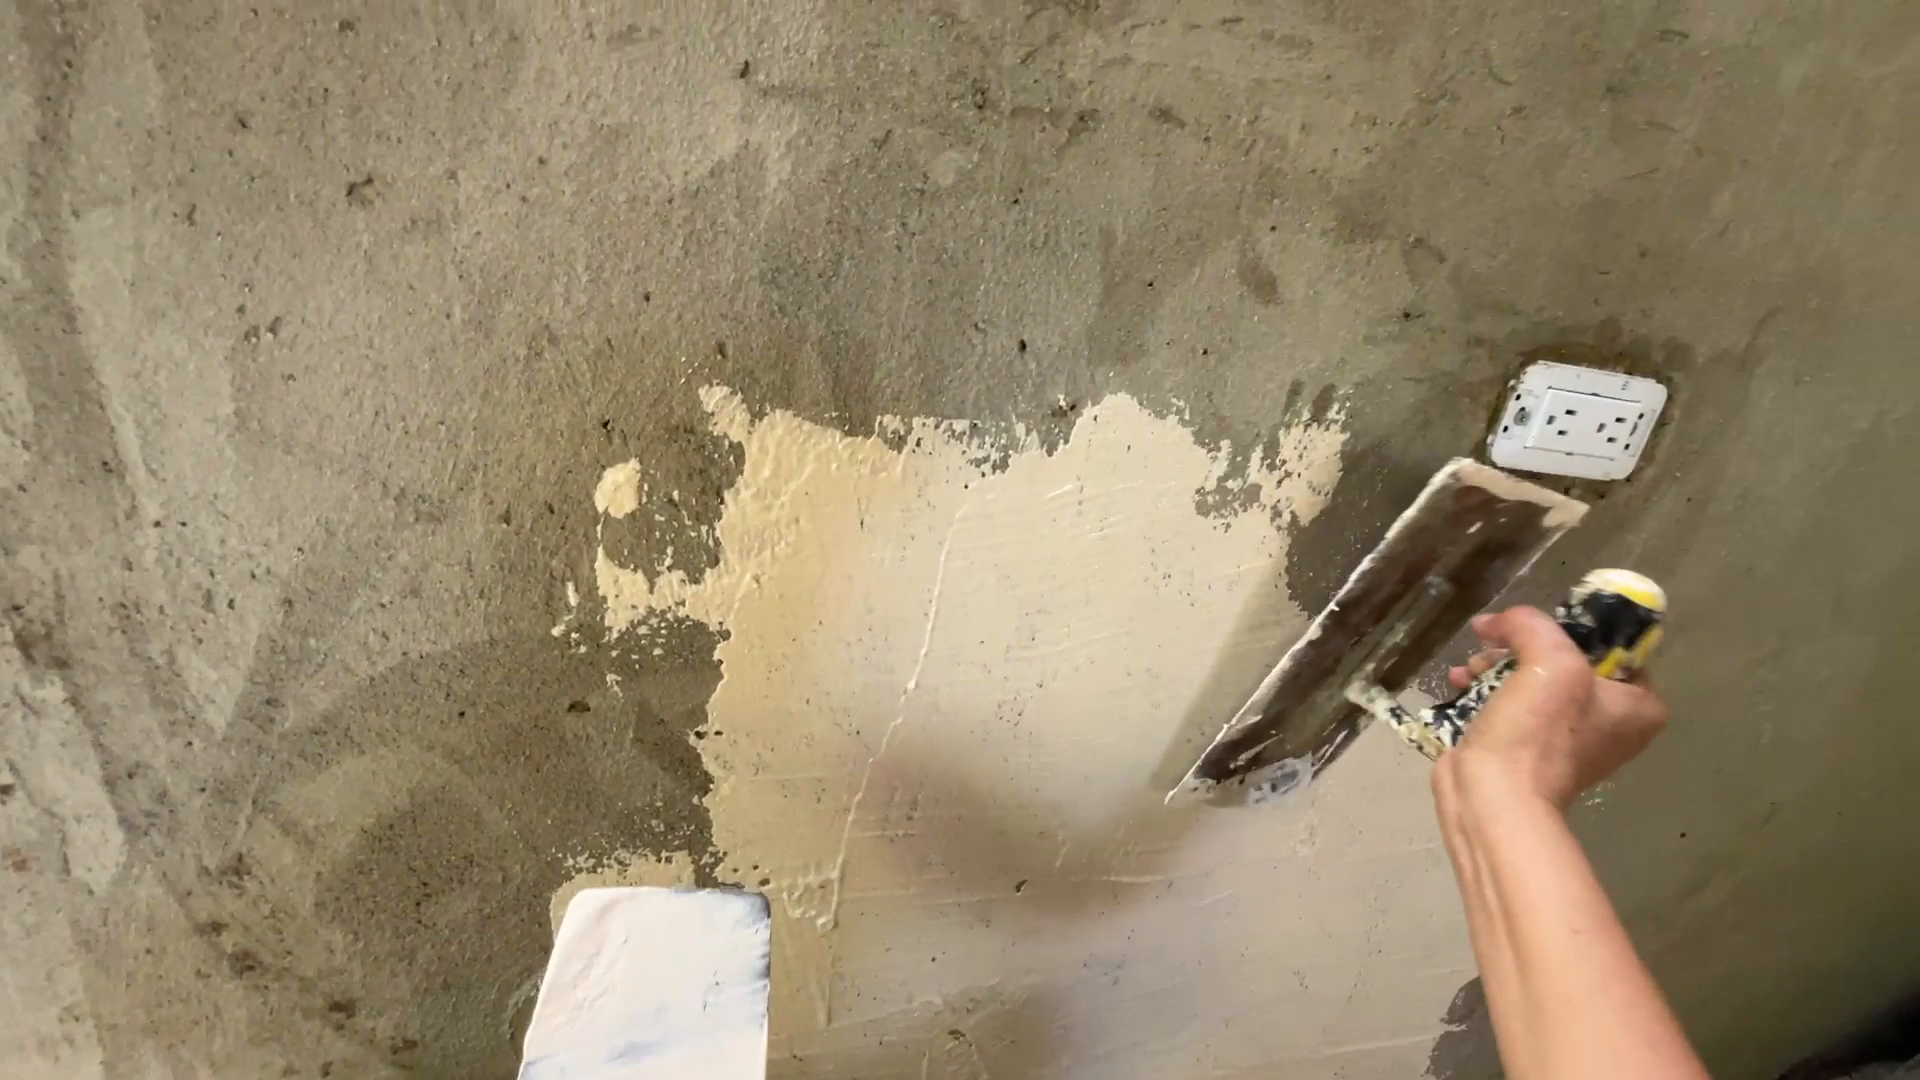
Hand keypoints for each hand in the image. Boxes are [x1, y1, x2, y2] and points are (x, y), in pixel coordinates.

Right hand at [1437, 606, 1668, 810]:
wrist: (1493, 793)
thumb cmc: (1536, 731)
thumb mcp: (1548, 659)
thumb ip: (1530, 624)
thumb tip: (1495, 623)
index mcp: (1639, 706)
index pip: (1608, 647)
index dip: (1563, 628)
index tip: (1523, 628)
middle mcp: (1610, 723)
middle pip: (1560, 661)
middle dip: (1515, 649)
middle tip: (1488, 649)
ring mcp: (1566, 738)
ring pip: (1527, 680)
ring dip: (1491, 667)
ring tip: (1466, 671)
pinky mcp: (1525, 748)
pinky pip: (1507, 704)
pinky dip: (1481, 690)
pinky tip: (1458, 684)